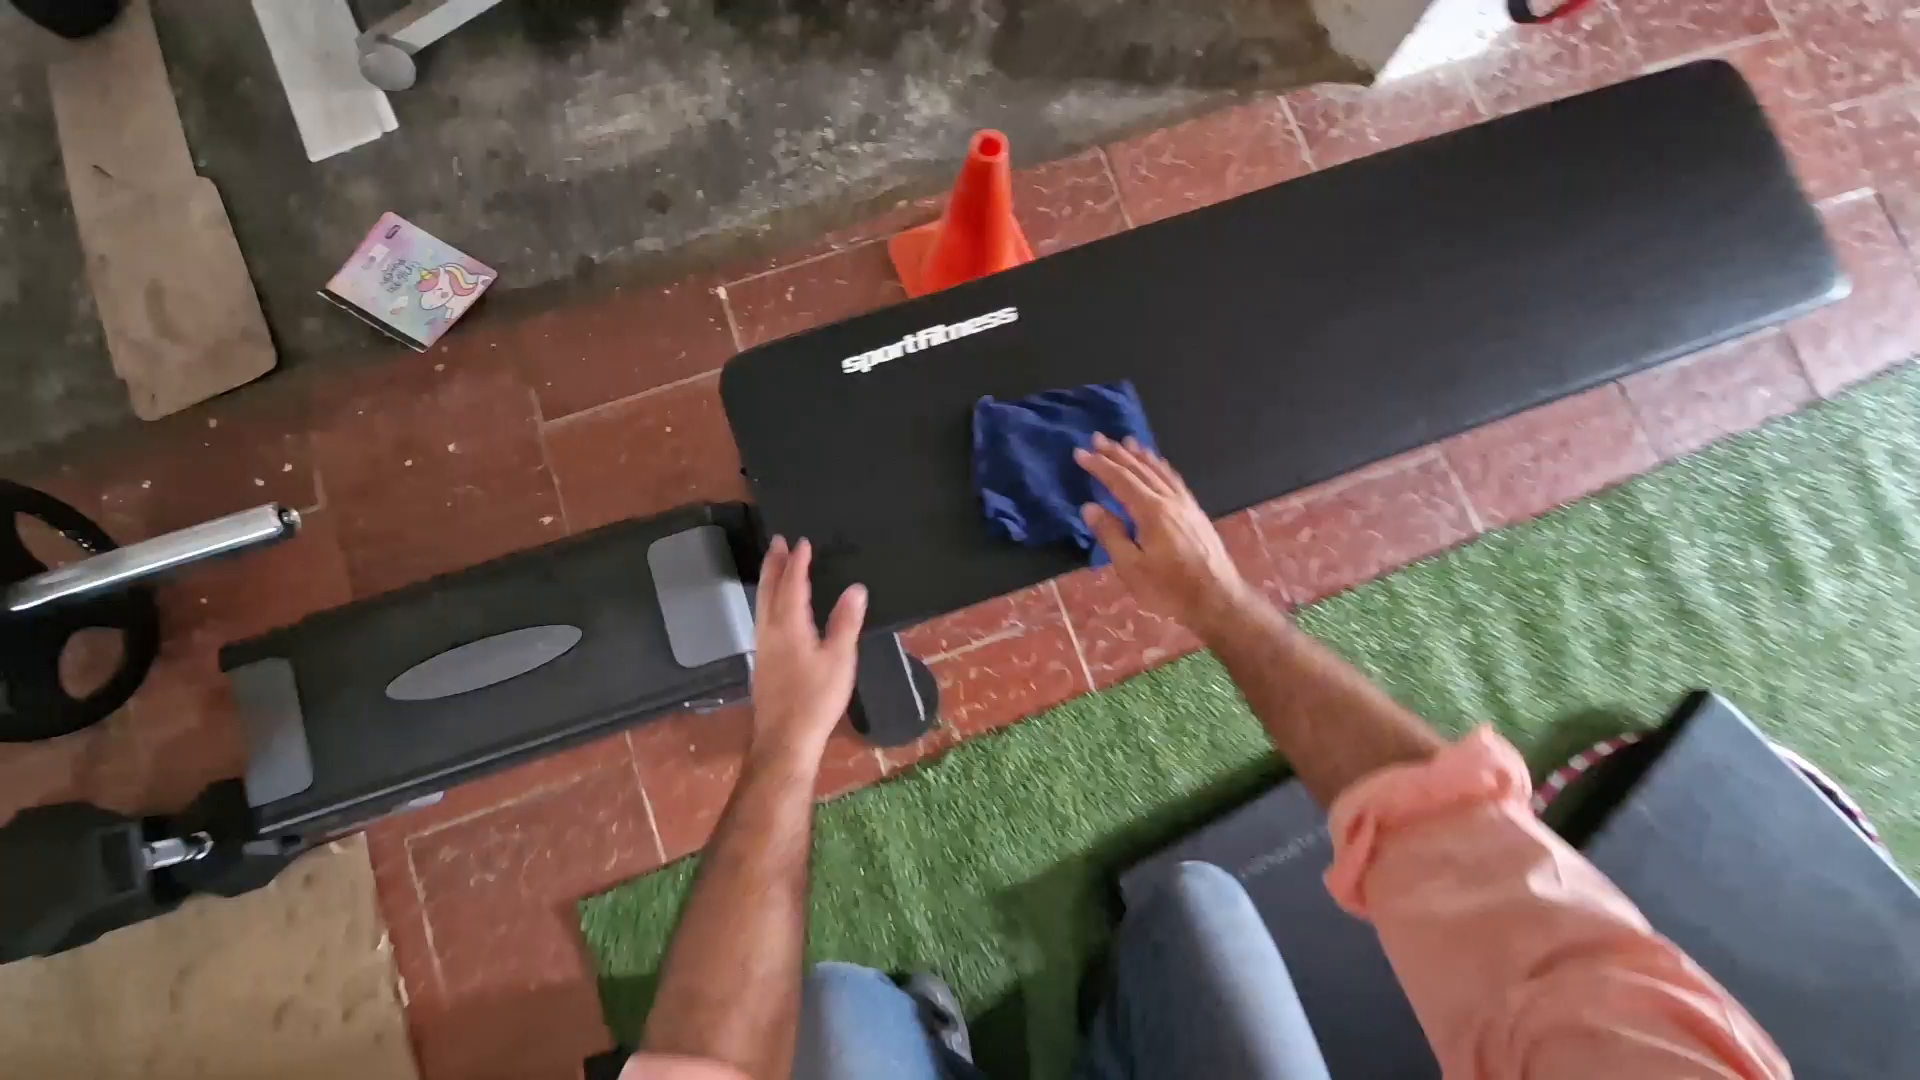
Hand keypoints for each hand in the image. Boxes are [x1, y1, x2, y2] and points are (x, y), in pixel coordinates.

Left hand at [748, 537, 867, 767]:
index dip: (798, 563)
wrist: (784, 739)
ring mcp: (762, 648)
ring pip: (761, 604)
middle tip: (777, 541)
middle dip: (774, 565)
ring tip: (774, 566)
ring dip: (768, 581)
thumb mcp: (839, 659)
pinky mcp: (761, 663)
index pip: (792, 585)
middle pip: (769, 590)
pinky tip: (772, 610)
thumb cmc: (816, 699)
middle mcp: (769, 631)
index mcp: (789, 626)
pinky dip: (767, 602)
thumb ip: (846, 622)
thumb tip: (856, 588)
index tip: (802, 541)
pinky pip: (762, 619)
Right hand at [1074, 434, 1251, 635]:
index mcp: (1151, 512)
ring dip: (1141, 456)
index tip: (1080, 453)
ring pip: (1160, 472)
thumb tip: (1091, 507)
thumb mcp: (1131, 568)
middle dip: (1117, 454)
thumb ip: (1111, 535)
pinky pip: (1175, 481)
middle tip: (1098, 438)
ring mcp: (1186, 505)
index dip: (1099, 466)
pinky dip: (1162, 468)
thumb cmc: (1169, 589)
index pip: (1120, 481)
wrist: (1217, 599)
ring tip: (1128, 442)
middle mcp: (1170, 501)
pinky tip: (1160, 466)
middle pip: (1140, 470)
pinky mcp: (1196, 514)